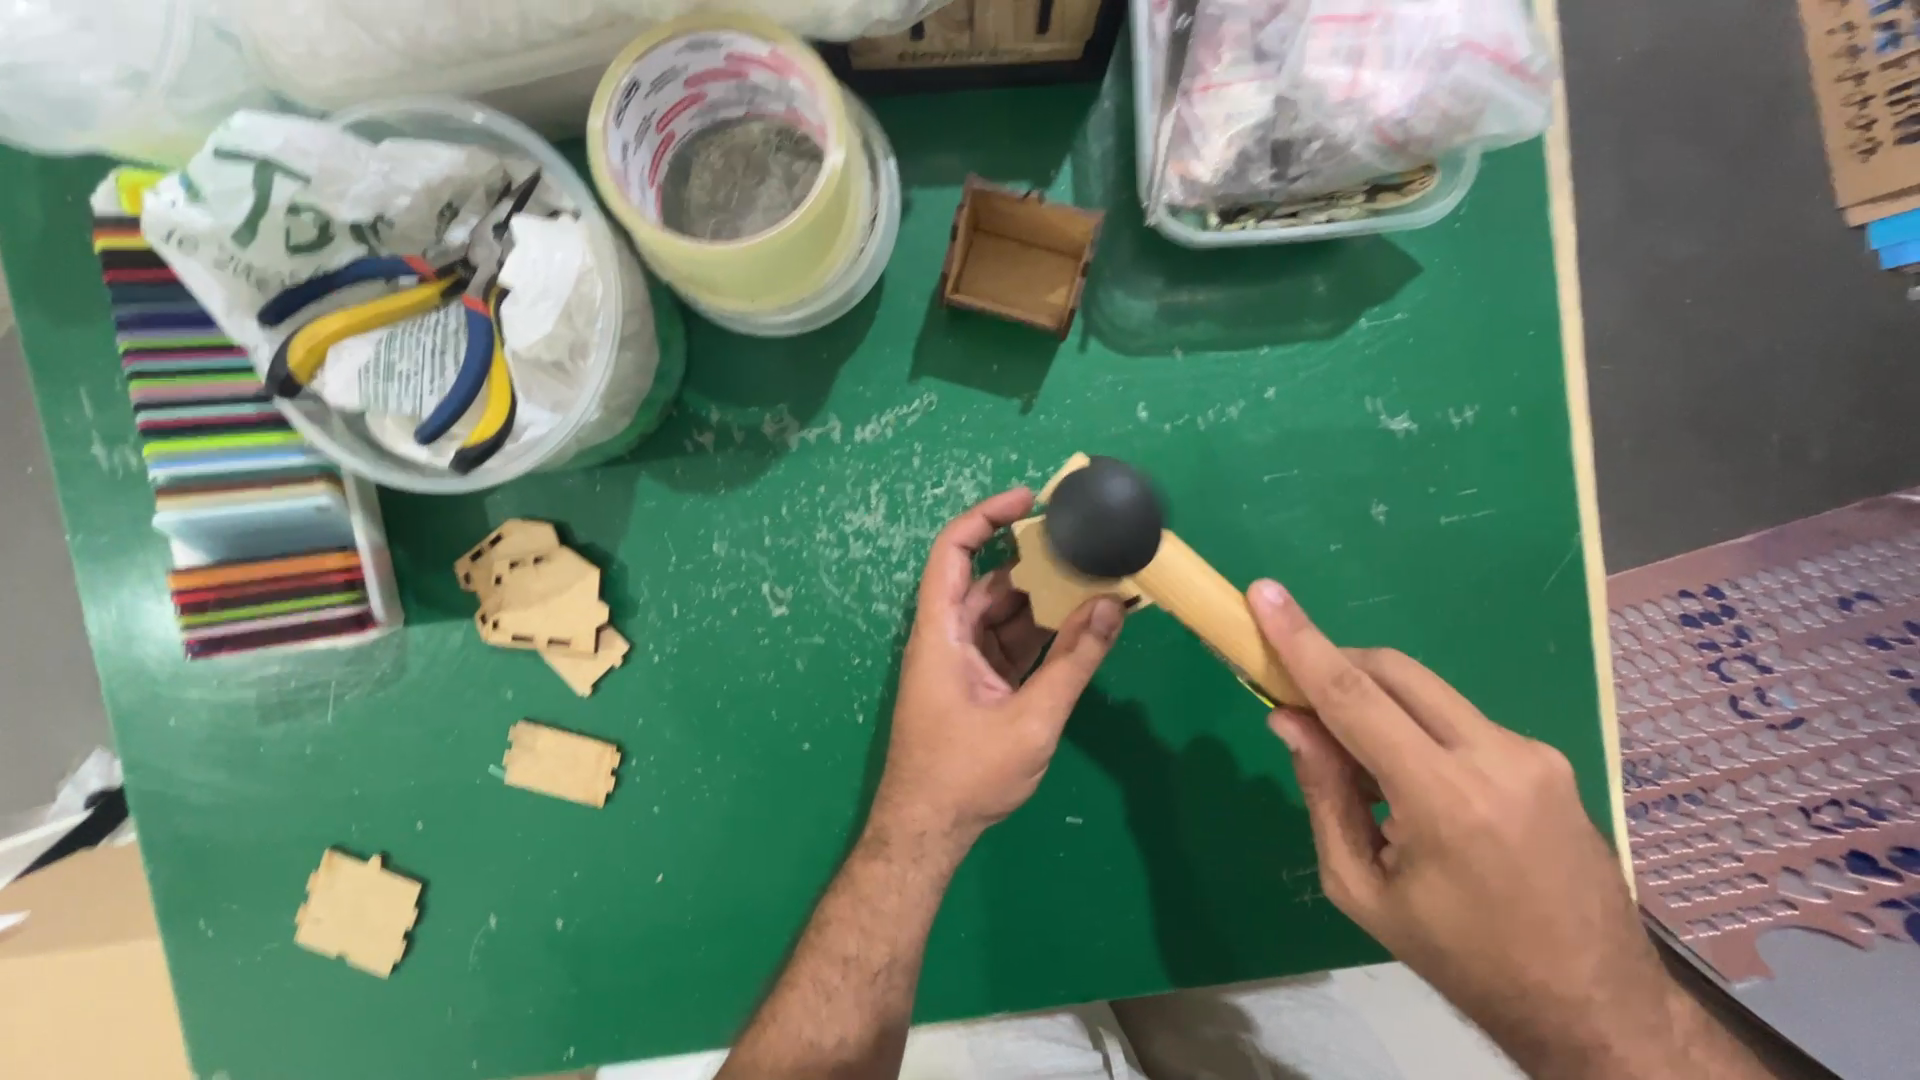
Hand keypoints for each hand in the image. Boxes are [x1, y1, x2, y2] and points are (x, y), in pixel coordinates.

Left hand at [872, 488, 1125, 849]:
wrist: (927, 832)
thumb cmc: (966, 775)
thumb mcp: (1030, 720)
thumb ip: (1073, 662)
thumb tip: (1112, 607)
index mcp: (941, 633)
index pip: (955, 552)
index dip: (986, 517)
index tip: (1030, 501)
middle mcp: (947, 637)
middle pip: (989, 582)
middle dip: (1036, 563)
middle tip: (1087, 548)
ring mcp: (962, 662)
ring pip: (1005, 615)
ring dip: (1046, 603)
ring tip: (1098, 584)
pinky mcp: (977, 685)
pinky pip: (1011, 645)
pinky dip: (1043, 637)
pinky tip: (1083, 628)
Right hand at [1245, 580, 1747, 1077]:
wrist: (1595, 1005)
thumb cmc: (1461, 957)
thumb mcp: (1363, 889)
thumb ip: (1324, 794)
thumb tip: (1290, 721)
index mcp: (1446, 799)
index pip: (1355, 698)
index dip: (1301, 642)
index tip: (1264, 593)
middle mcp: (1498, 757)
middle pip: (1394, 673)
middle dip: (1335, 665)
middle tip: (1296, 696)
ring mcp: (1533, 754)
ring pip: (1426, 693)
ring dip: (1375, 704)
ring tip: (1358, 765)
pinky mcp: (1548, 759)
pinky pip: (1457, 720)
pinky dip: (1414, 728)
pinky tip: (1409, 782)